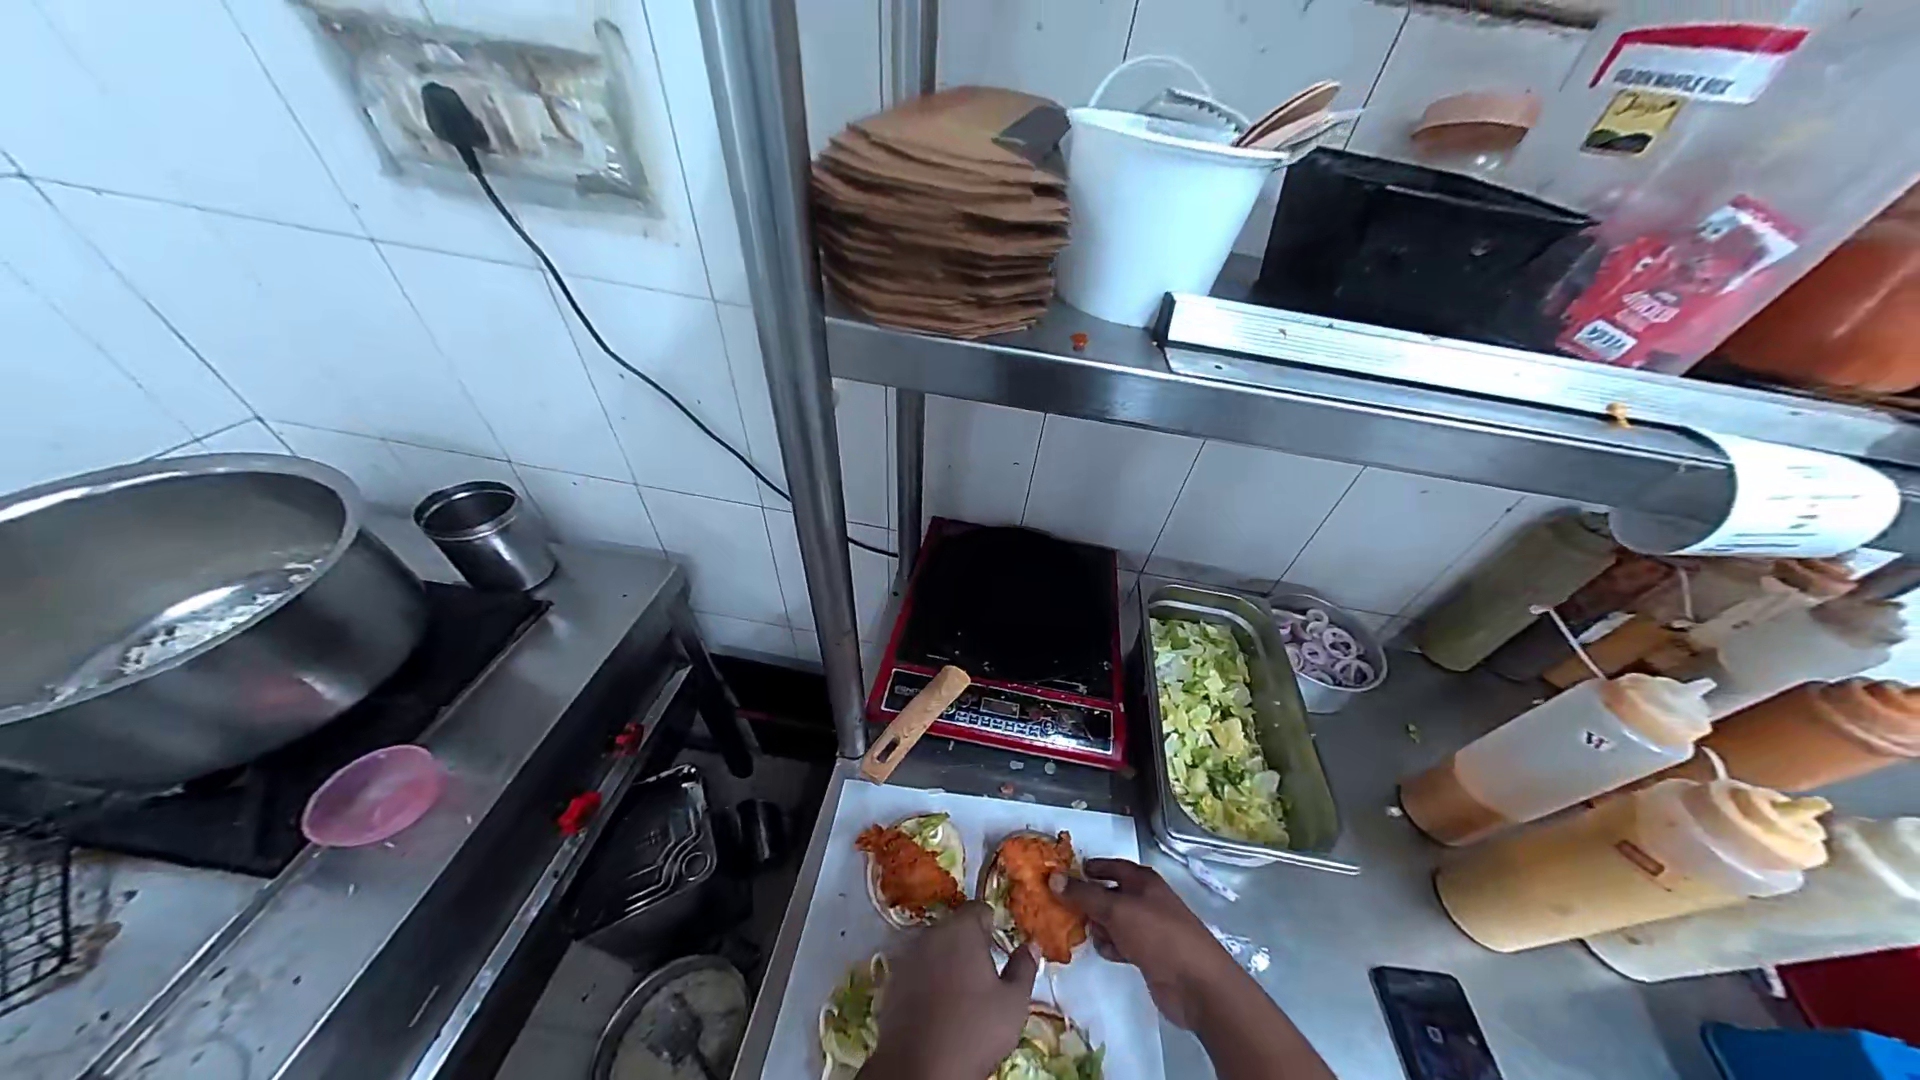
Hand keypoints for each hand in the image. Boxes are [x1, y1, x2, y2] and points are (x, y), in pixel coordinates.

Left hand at [859, 901, 1040, 1079]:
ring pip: (934, 947)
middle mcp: (931, 933)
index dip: (992, 925)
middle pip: (954, 926)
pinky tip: (937, 1005)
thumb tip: (1031, 945)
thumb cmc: (973, 1030)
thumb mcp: (1013, 1003)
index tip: (999, 948)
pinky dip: (927, 978)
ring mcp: (907, 955)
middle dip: (969, 942)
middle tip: (984, 974)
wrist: (919, 1068)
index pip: (978, 908)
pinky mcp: (892, 980)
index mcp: (961, 929)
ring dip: (947, 959)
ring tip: (961, 992)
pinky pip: (917, 968)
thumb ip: (1023, 968)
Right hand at [1054, 858, 1243, 1029]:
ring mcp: (1148, 928)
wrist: (1196, 984)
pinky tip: (1108, 953)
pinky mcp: (1148, 954)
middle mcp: (1145, 900)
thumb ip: (1084, 894)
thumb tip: (1053, 877)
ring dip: (1099, 927)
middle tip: (1065, 909)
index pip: (1111, 866)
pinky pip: (1121, 943)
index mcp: (1143, 880)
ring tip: (1090, 934)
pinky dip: (1112, 946)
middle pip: (1109, 894)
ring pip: (1113, 921)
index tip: (1066, 874)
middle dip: (1089, 901)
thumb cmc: (1157, 935)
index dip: (1090, 868)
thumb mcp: (1116, 910)